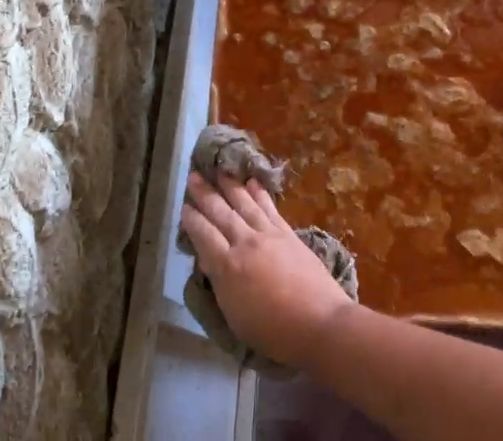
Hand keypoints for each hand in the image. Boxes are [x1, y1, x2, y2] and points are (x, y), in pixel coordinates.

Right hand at [180, 171, 354, 368]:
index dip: (192, 220)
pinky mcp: (288, 234)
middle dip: (205, 194)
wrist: (319, 323)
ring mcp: (268, 235)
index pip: (204, 235)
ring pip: (244, 204)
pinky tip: (252, 182)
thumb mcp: (235, 315)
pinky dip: (260, 194)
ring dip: (230, 186)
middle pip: (221, 213)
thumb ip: (220, 284)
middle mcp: (245, 243)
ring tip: (220, 170)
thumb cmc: (273, 331)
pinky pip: (270, 208)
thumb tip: (208, 259)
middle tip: (193, 176)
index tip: (183, 207)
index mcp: (227, 267)